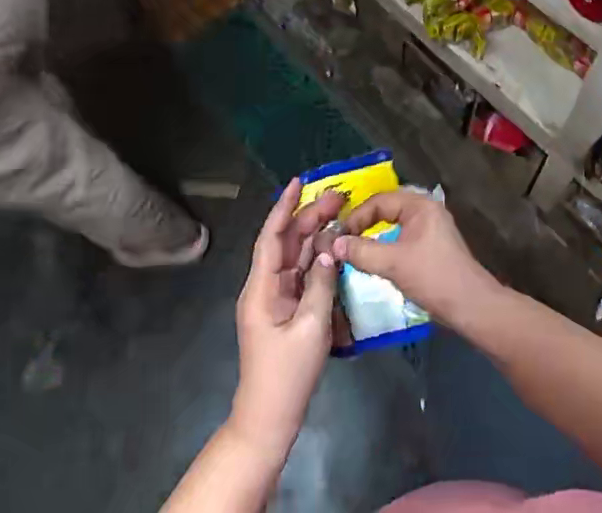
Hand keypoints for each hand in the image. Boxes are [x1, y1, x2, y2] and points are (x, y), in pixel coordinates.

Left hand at [230, 180, 344, 449]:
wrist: (269, 419)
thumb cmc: (286, 374)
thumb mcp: (311, 328)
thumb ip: (322, 286)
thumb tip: (332, 252)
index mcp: (260, 288)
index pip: (271, 237)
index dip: (284, 208)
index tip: (299, 182)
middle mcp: (264, 287)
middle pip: (287, 243)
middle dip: (309, 217)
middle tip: (338, 197)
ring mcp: (275, 299)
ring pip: (296, 257)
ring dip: (316, 236)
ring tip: (341, 213)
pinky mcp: (286, 311)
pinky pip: (302, 276)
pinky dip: (319, 261)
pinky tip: (336, 248)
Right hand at [329, 190, 505, 331]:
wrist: (470, 306)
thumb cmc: (433, 277)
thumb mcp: (392, 263)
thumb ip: (361, 252)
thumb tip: (334, 244)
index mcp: (419, 205)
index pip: (379, 201)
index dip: (356, 217)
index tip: (338, 236)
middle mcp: (426, 210)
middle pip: (386, 209)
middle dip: (364, 223)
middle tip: (343, 239)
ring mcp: (431, 228)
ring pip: (394, 224)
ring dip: (374, 235)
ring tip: (354, 249)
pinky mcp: (432, 246)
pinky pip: (402, 237)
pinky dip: (386, 244)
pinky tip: (375, 258)